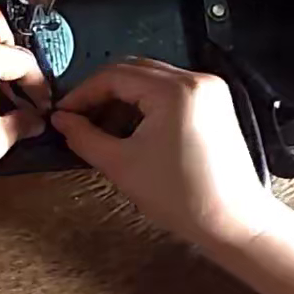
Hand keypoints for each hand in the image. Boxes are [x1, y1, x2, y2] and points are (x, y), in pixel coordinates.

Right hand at [50, 59, 287, 252]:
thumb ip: (83, 136)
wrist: (232, 222)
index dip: (81, 93)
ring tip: (99, 128)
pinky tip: (127, 129)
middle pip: (132, 71)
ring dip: (120, 99)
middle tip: (76, 119)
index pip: (114, 75)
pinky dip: (142, 105)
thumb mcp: (120, 164)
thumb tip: (61, 119)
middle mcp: (195, 80)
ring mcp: (208, 90)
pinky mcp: (213, 104)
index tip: (62, 114)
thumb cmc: (179, 195)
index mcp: (174, 90)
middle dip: (99, 93)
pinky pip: (167, 92)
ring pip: (148, 80)